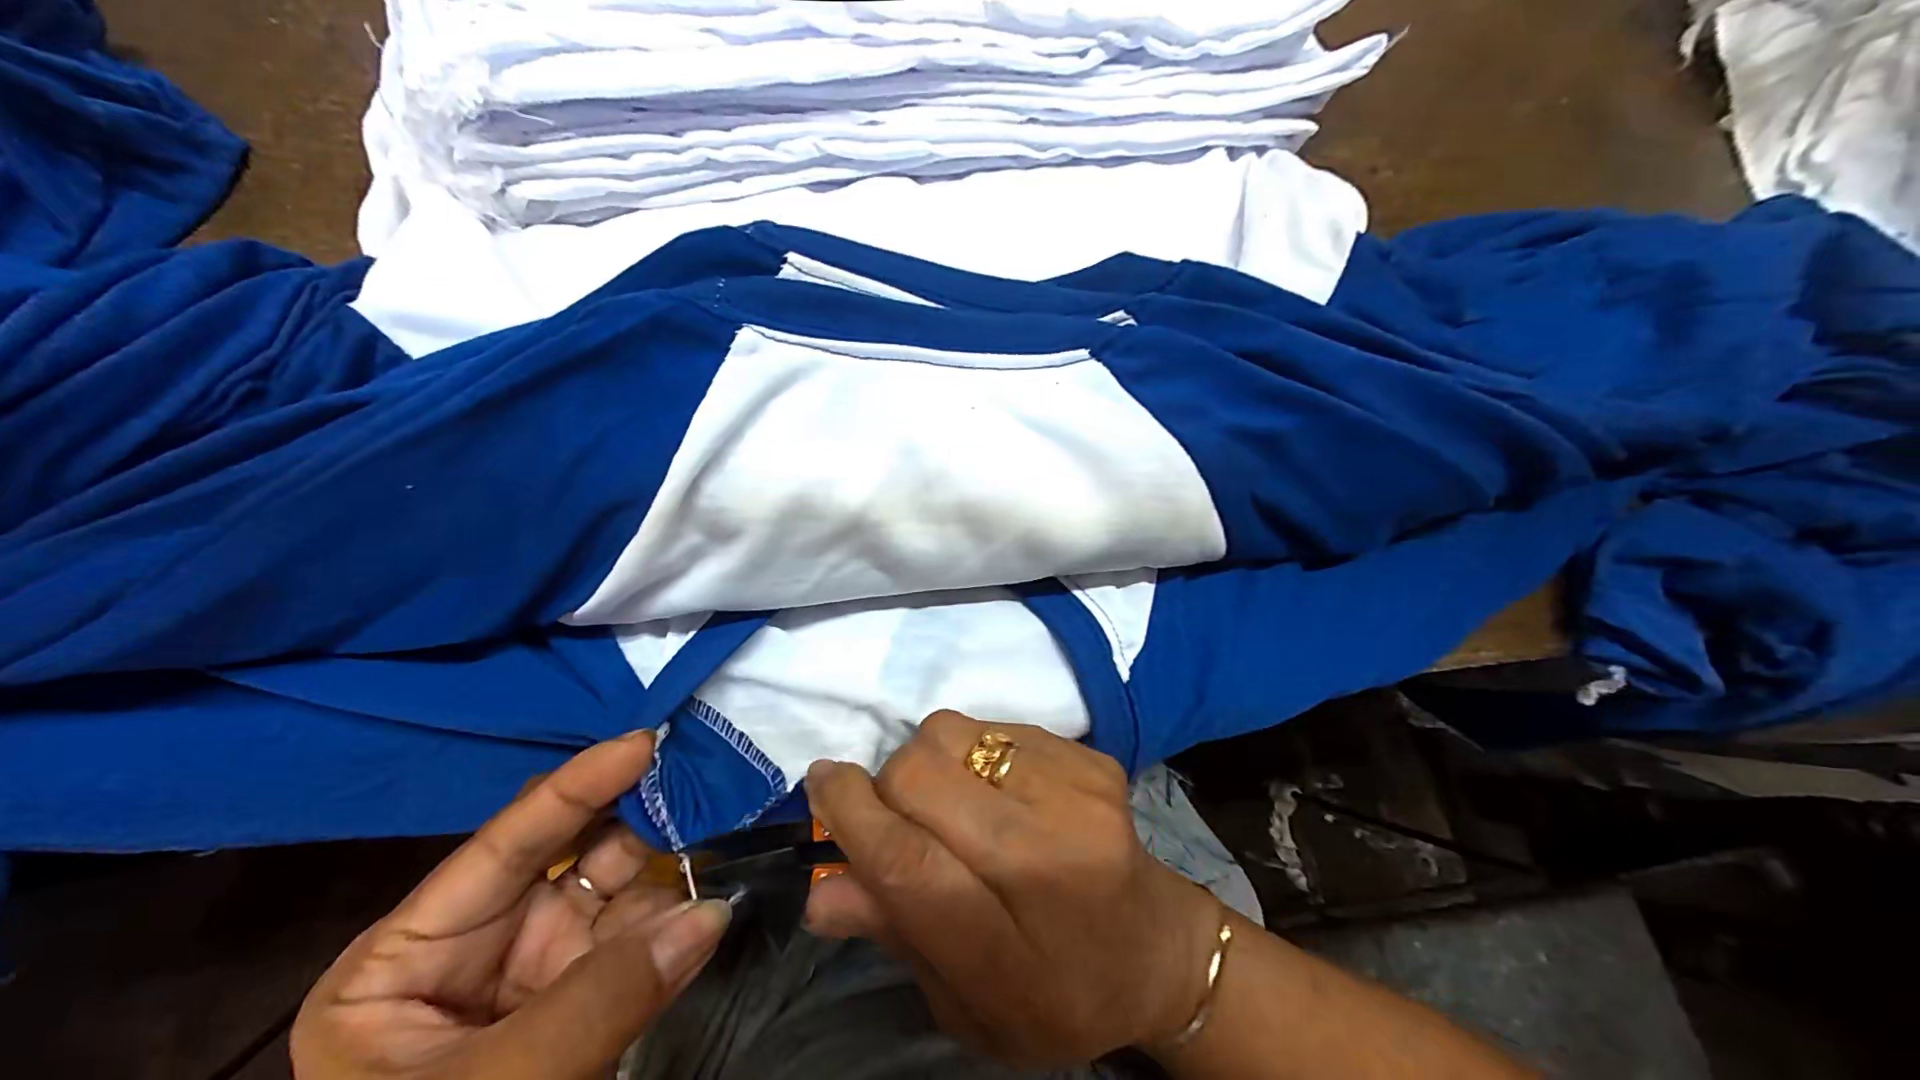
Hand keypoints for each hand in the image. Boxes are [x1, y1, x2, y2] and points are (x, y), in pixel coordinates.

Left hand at [292, 731, 730, 1079]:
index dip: (576, 787)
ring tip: (728, 825)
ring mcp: (537, 971)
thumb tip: (712, 911)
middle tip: (704, 778)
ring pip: (616, 895)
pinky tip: (717, 894)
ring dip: (672, 864)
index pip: (503, 845)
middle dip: (638, 817)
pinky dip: (680, 920)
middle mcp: (477, 947)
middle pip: (569, 858)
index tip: (644, 741)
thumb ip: (599, 1000)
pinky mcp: (587, 999)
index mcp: (405, 957)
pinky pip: (642, 942)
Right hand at [804, 711, 1221, 1066]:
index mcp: (1013, 949)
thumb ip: (898, 937)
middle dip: (886, 787)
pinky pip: (990, 724)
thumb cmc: (1055, 997)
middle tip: (898, 815)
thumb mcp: (967, 1005)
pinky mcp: (1092, 759)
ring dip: (927, 761)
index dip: (850, 815)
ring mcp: (1079, 797)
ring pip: (949, 733)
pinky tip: (995, 788)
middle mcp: (1051, 859)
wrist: (1156, 950)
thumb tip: (820, 891)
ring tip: (950, 800)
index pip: (909, 864)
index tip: (821, 784)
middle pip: (920, 778)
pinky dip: (971, 750)